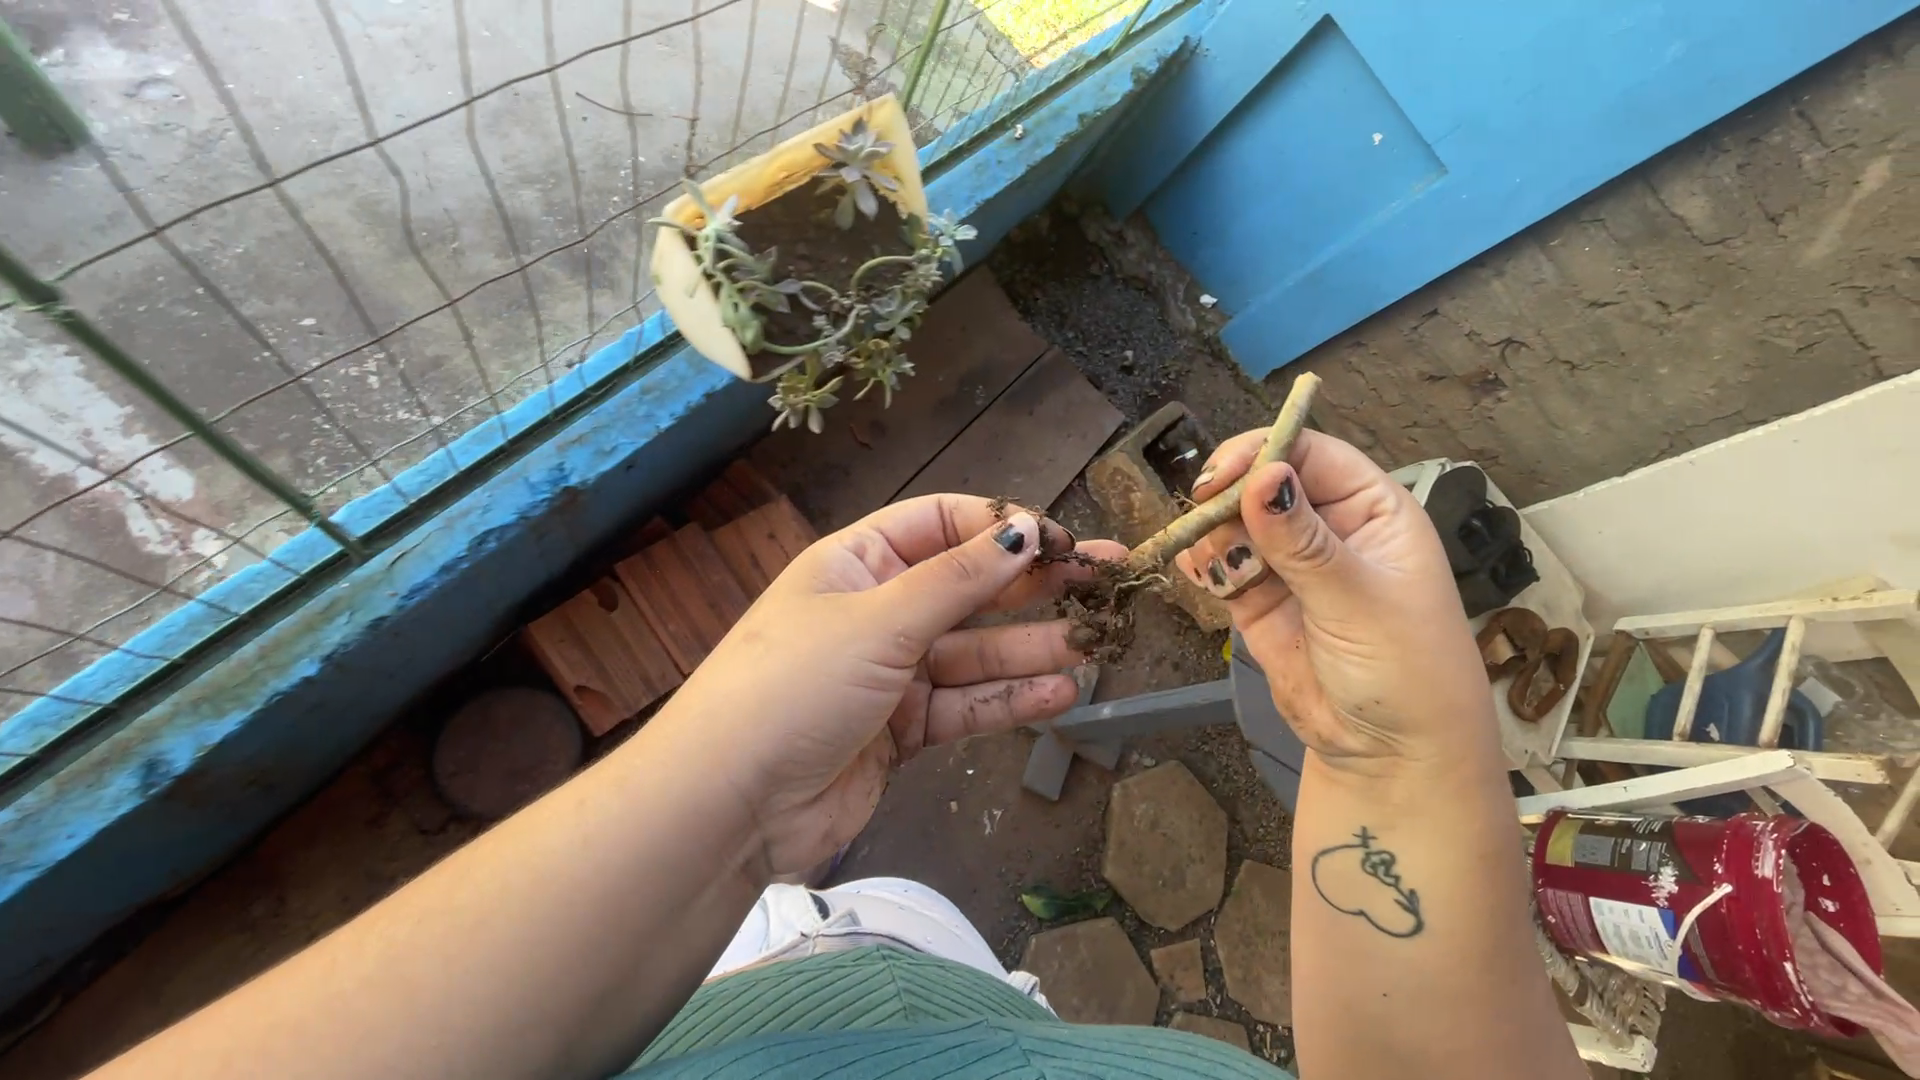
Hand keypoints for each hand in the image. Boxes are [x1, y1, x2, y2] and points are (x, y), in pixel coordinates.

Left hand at [658, 496, 1127, 876]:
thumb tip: (1024, 529)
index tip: (1061, 539)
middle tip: (1106, 579)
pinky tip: (1060, 694)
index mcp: (858, 562)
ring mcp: (891, 672)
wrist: (729, 805)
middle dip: (1034, 584)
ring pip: (975, 651)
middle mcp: (877, 609)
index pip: (942, 524)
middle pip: (968, 587)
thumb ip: (957, 580)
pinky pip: (966, 705)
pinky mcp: (902, 730)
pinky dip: (1009, 699)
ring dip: (1032, 647)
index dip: (1002, 526)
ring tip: (1095, 642)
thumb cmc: (793, 686)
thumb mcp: (877, 620)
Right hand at [1174, 429, 1496, 772]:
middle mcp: (1326, 527)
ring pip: (1234, 523)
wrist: (1388, 754)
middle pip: (1262, 483)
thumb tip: (1263, 476)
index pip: (1310, 454)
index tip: (1220, 477)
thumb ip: (1303, 542)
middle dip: (1228, 496)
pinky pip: (1220, 565)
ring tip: (1212, 564)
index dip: (1263, 453)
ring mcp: (1287, 564)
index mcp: (1370, 509)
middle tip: (1199, 516)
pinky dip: (1202, 563)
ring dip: (1211, 534)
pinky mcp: (1257, 598)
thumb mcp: (1358, 600)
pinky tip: (1196, 572)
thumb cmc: (1404, 670)